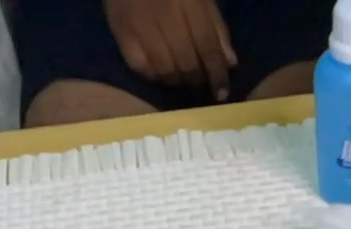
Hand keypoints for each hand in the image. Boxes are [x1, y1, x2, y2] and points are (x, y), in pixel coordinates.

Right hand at [104, 0, 237, 99]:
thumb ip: (215, 26)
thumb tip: (229, 63)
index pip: (207, 45)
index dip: (217, 73)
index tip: (222, 93)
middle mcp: (164, 13)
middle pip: (186, 62)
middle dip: (197, 79)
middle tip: (200, 83)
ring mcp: (140, 24)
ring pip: (165, 70)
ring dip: (177, 81)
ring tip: (182, 79)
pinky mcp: (121, 32)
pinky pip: (141, 68)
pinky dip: (154, 76)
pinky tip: (160, 71)